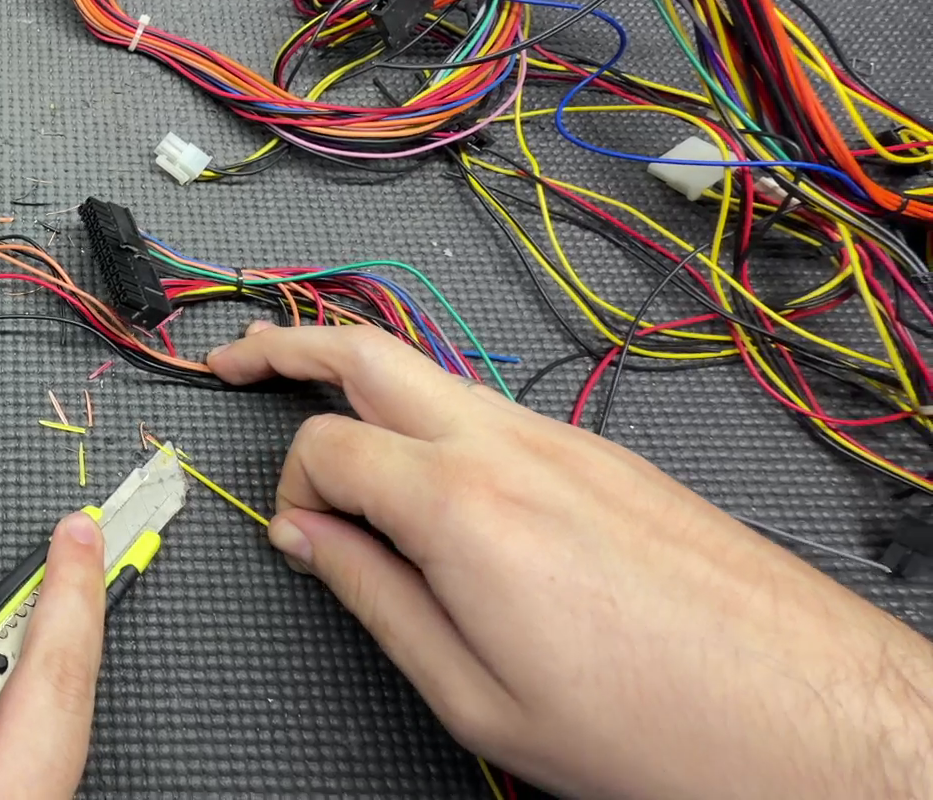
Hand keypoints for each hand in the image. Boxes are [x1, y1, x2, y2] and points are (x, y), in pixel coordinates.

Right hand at [208, 322, 932, 799]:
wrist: (846, 734)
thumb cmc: (655, 731)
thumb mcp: (471, 691)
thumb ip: (366, 592)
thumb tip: (300, 535)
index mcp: (458, 503)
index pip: (325, 447)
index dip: (294, 488)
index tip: (304, 537)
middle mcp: (500, 443)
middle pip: (361, 350)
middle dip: (282, 344)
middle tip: (232, 358)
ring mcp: (552, 435)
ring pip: (418, 365)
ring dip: (344, 363)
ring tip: (296, 376)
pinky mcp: (591, 449)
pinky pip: (472, 402)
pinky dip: (412, 405)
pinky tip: (408, 450)